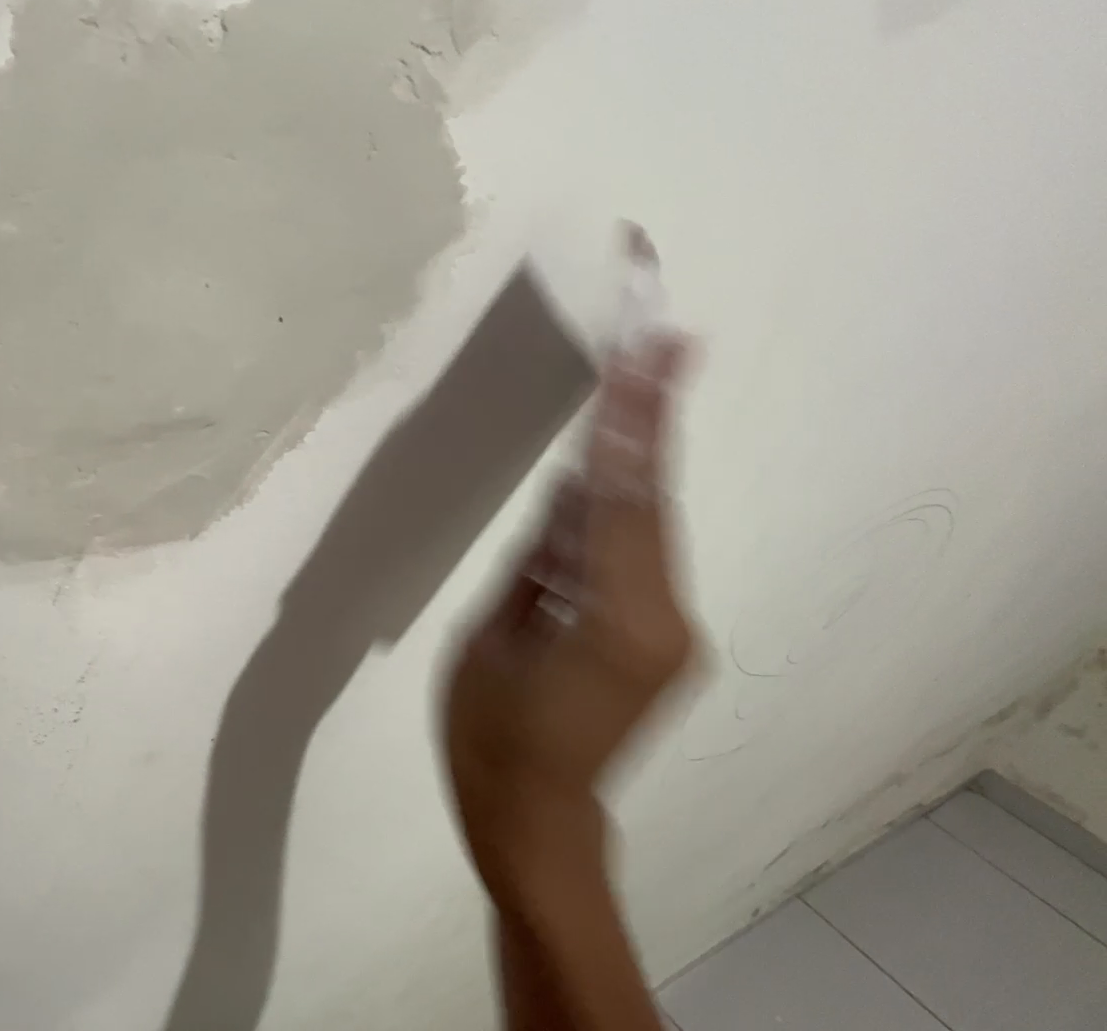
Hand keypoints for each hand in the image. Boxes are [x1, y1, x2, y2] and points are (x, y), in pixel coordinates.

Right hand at [444, 334, 695, 888]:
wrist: (534, 819)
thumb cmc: (486, 737)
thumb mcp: (489, 642)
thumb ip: (536, 569)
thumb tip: (569, 504)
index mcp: (615, 622)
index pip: (621, 503)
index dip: (633, 424)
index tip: (651, 349)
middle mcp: (663, 618)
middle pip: (649, 504)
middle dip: (649, 421)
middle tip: (664, 337)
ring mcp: (671, 630)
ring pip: (646, 527)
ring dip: (632, 462)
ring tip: (641, 375)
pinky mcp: (662, 639)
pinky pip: (637, 558)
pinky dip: (621, 511)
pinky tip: (605, 469)